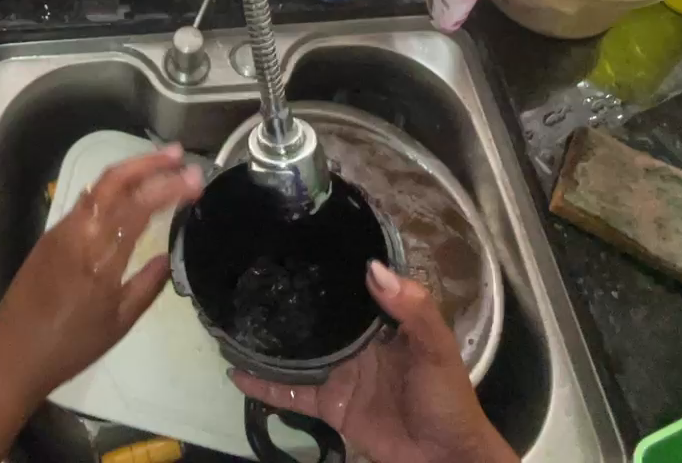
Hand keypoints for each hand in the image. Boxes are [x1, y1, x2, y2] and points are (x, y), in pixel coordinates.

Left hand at [0, 144, 204, 398]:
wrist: (13, 351)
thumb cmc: (70, 346)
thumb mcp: (118, 324)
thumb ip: (147, 286)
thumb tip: (169, 255)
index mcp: (101, 258)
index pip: (139, 208)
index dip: (169, 187)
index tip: (195, 179)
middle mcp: (80, 233)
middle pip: (115, 182)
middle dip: (148, 163)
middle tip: (179, 154)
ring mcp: (63, 228)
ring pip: (99, 185)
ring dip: (131, 169)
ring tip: (161, 162)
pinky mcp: (52, 232)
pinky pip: (87, 200)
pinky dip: (112, 186)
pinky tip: (129, 188)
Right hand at [232, 262, 518, 462]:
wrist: (446, 460)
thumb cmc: (447, 398)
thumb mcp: (438, 348)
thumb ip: (413, 309)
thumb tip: (373, 267)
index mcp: (378, 322)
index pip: (347, 287)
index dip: (324, 266)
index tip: (292, 240)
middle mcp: (353, 342)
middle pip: (314, 315)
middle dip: (286, 297)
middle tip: (249, 273)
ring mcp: (338, 373)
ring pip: (296, 351)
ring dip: (268, 340)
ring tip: (234, 318)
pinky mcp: (330, 405)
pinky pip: (292, 393)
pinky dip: (265, 385)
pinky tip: (237, 372)